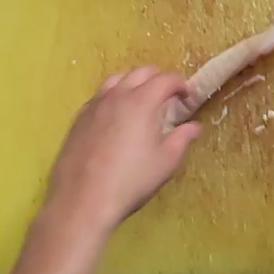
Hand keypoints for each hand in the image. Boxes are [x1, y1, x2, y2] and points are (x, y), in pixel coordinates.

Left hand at [43, 67, 201, 234]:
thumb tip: (193, 126)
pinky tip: (115, 116)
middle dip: (159, 80)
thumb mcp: (165, 163)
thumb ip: (182, 139)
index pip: (166, 79)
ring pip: (118, 79)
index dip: (181, 85)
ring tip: (140, 102)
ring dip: (133, 83)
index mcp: (142, 101)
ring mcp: (95, 104)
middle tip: (167, 99)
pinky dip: (113, 96)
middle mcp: (118, 94)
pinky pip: (100, 95)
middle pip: (142, 72)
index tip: (187, 98)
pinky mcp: (79, 117)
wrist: (81, 201)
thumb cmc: (129, 181)